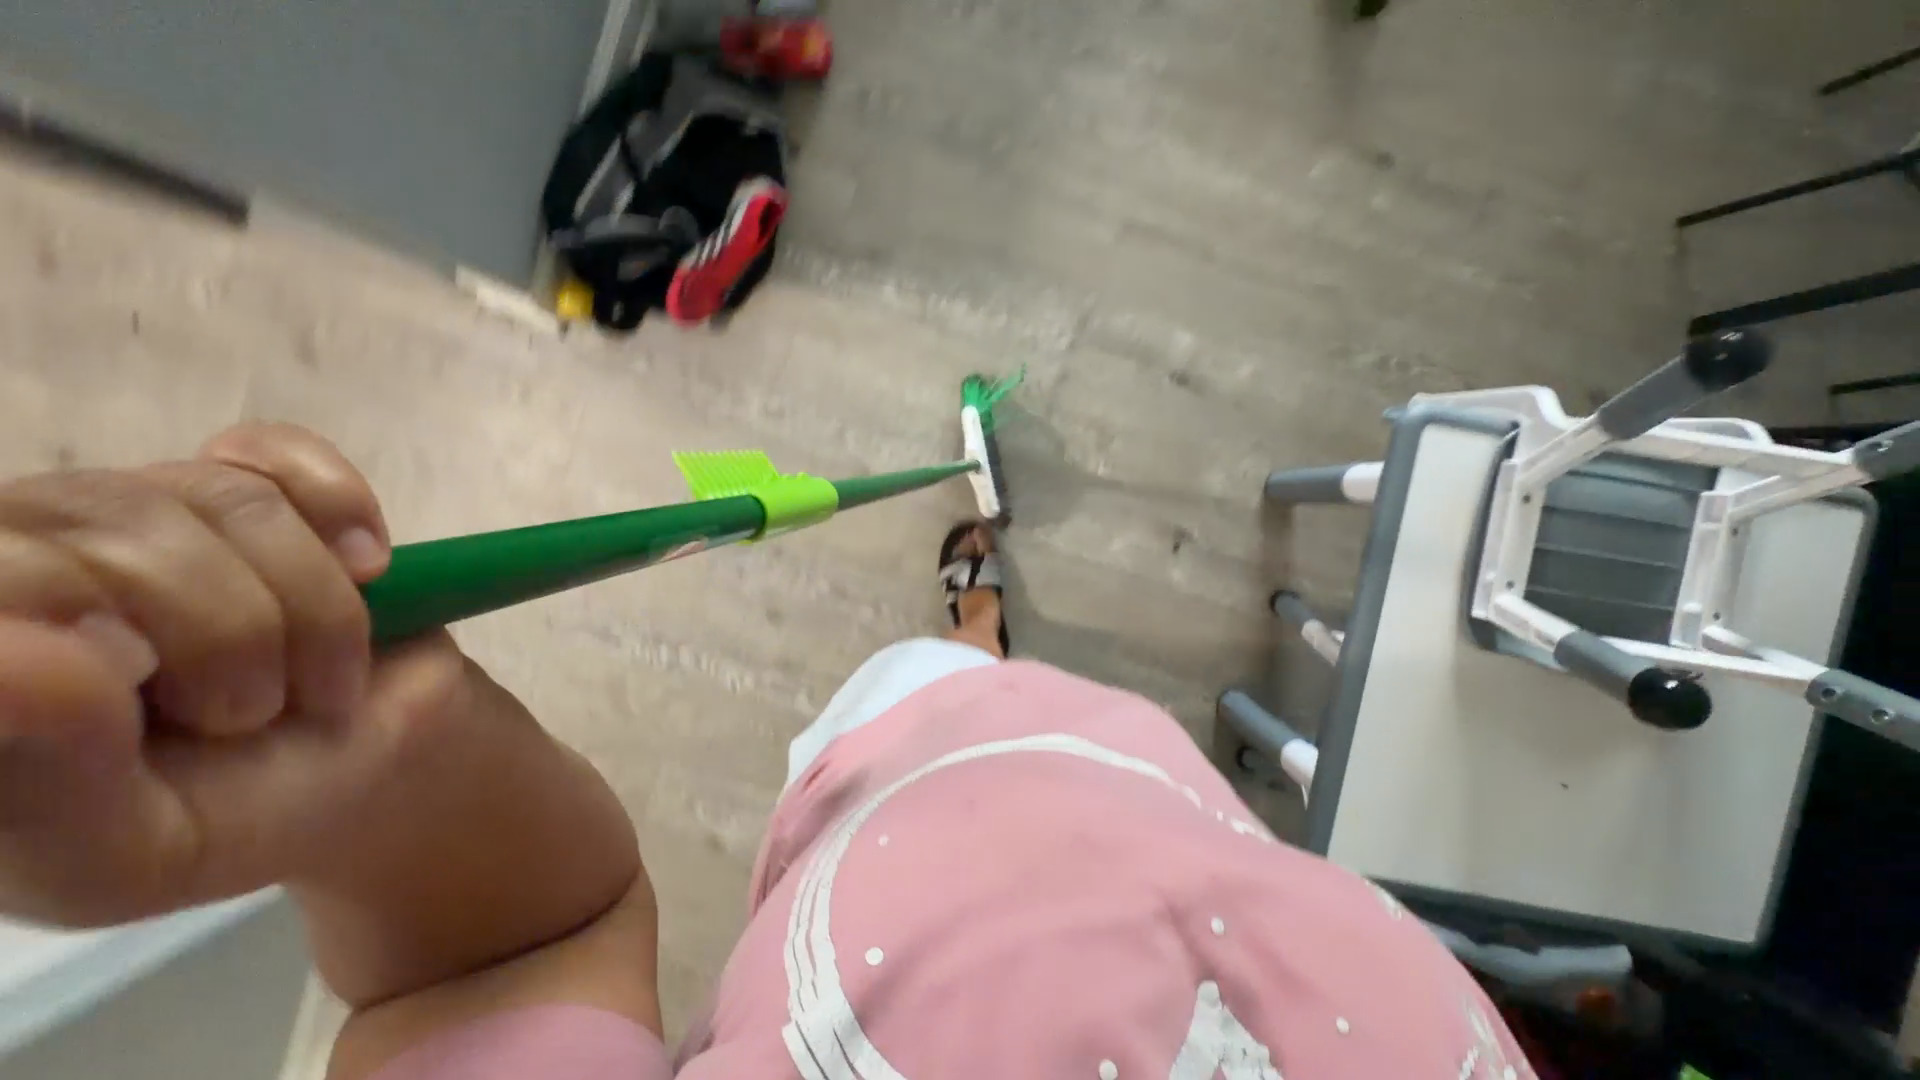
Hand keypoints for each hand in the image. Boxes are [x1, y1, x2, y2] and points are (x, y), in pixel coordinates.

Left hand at [0, 422, 423, 924]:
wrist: (371, 760)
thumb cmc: (237, 814)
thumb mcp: (131, 852)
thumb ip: (47, 782)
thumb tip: (19, 658)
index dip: (56, 605)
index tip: (137, 680)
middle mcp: (40, 560)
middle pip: (107, 522)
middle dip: (228, 630)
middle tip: (255, 710)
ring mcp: (151, 510)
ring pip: (225, 498)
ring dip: (316, 608)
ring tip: (325, 676)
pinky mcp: (256, 483)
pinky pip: (285, 452)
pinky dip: (343, 508)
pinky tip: (367, 567)